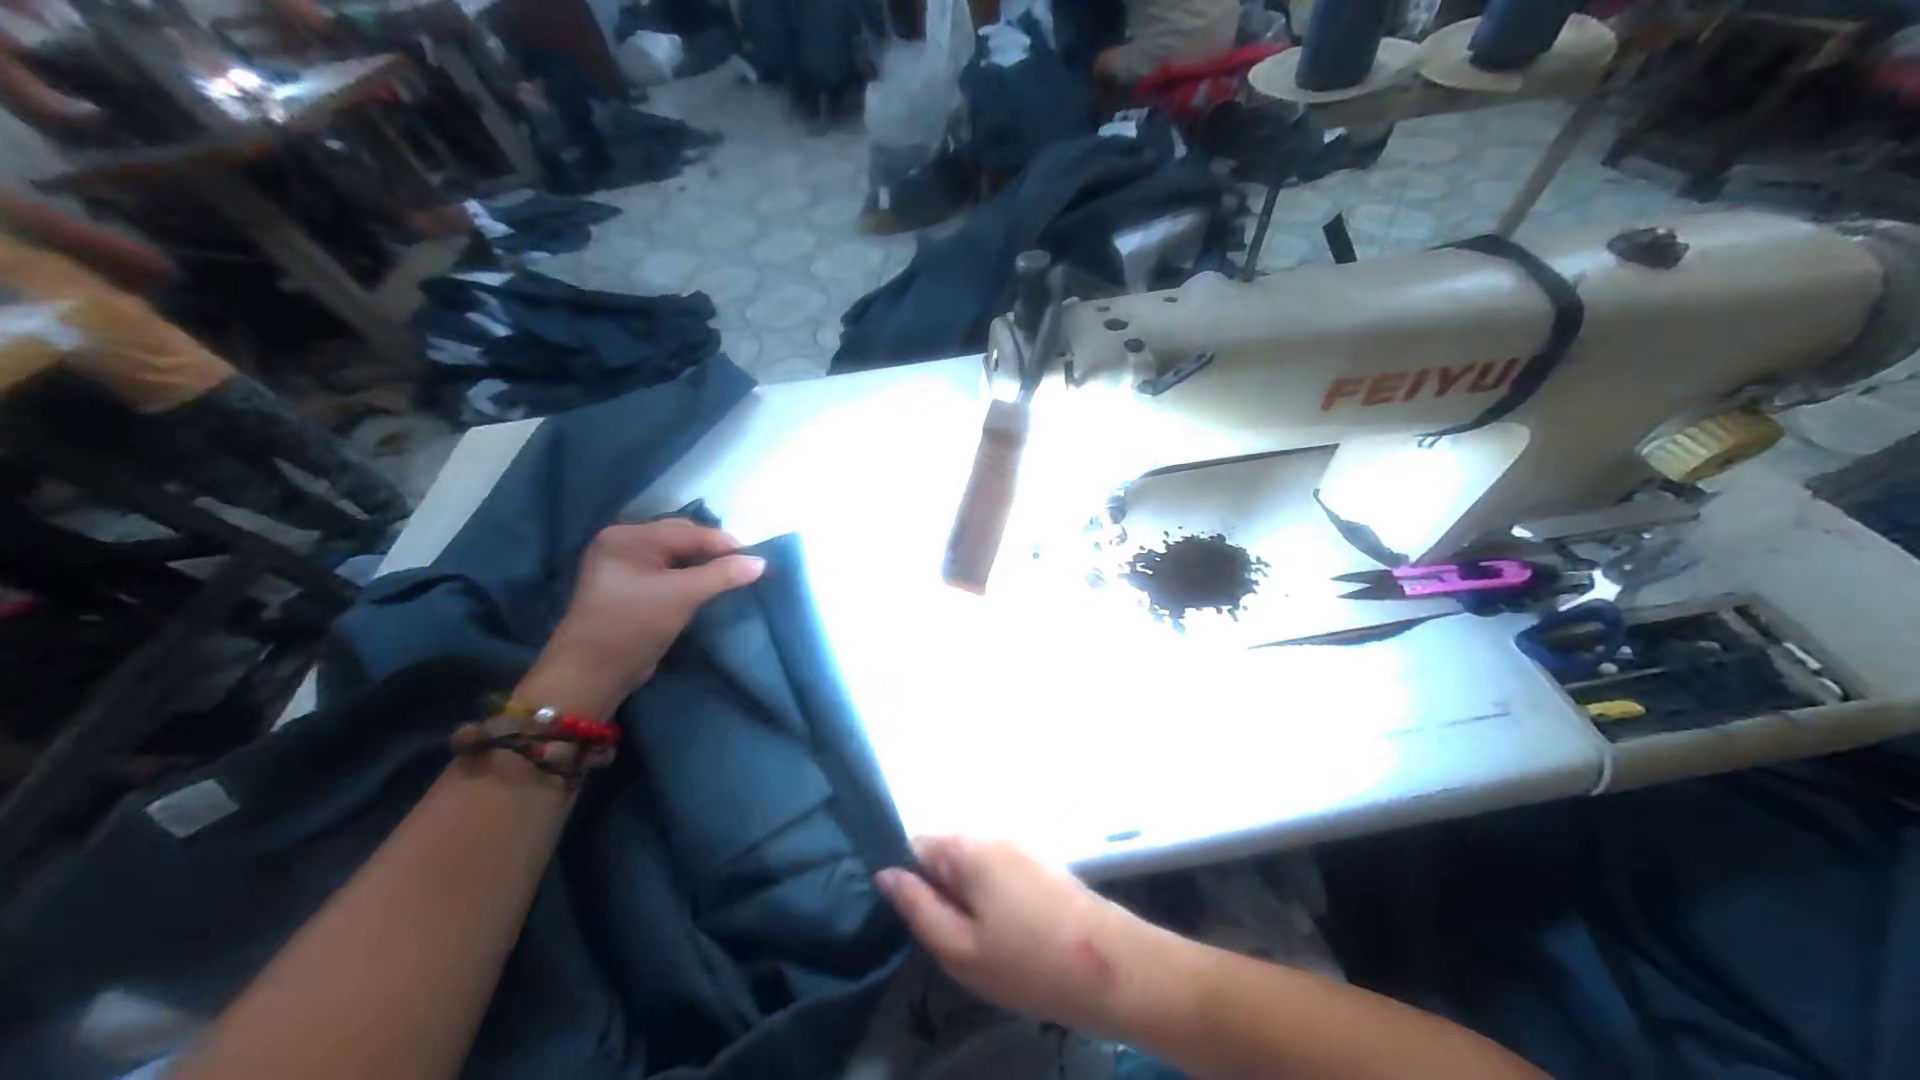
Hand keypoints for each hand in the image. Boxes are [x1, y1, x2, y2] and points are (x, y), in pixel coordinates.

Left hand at [518, 521, 764, 719]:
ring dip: (703, 566)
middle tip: (745, 569)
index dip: (724, 544)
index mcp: (627, 536)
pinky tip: (708, 587)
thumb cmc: (633, 625)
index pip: (687, 531)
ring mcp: (624, 566)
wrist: (591, 674)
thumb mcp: (682, 596)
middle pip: (681, 539)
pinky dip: (690, 577)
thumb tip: (761, 562)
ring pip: (677, 557)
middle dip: (714, 552)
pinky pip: (668, 573)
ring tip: (732, 577)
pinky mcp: (630, 588)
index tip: (757, 558)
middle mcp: (623, 543)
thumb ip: (722, 575)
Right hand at [875, 836, 1158, 1033]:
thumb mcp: (959, 948)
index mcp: (967, 847)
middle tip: (953, 941)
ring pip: (972, 868)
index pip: (914, 845)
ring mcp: (1021, 847)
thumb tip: (886, 873)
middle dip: (939, 893)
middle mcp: (992, 835)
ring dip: (967, 899)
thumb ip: (917, 907)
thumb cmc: (1028, 961)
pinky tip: (1011, 936)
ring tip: (985, 944)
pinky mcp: (1041, 864)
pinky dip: (993, 900)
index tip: (916, 920)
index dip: (906, 881)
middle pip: (944, 855)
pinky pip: (998, 874)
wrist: (1113, 968)